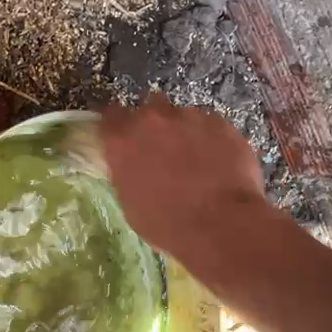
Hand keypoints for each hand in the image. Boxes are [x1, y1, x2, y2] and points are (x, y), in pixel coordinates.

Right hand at [100, 94, 266, 265]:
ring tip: (197, 159)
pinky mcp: (220, 122)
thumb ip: (127, 171)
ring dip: (184, 131)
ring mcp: (189, 116)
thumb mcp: (130, 201)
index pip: (110, 116)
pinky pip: (210, 124)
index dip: (119, 126)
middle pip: (148, 108)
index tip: (125, 139)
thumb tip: (131, 164)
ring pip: (182, 115)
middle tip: (163, 150)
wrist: (221, 224)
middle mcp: (152, 119)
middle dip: (154, 124)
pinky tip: (219, 161)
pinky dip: (210, 138)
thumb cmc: (167, 223)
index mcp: (123, 139)